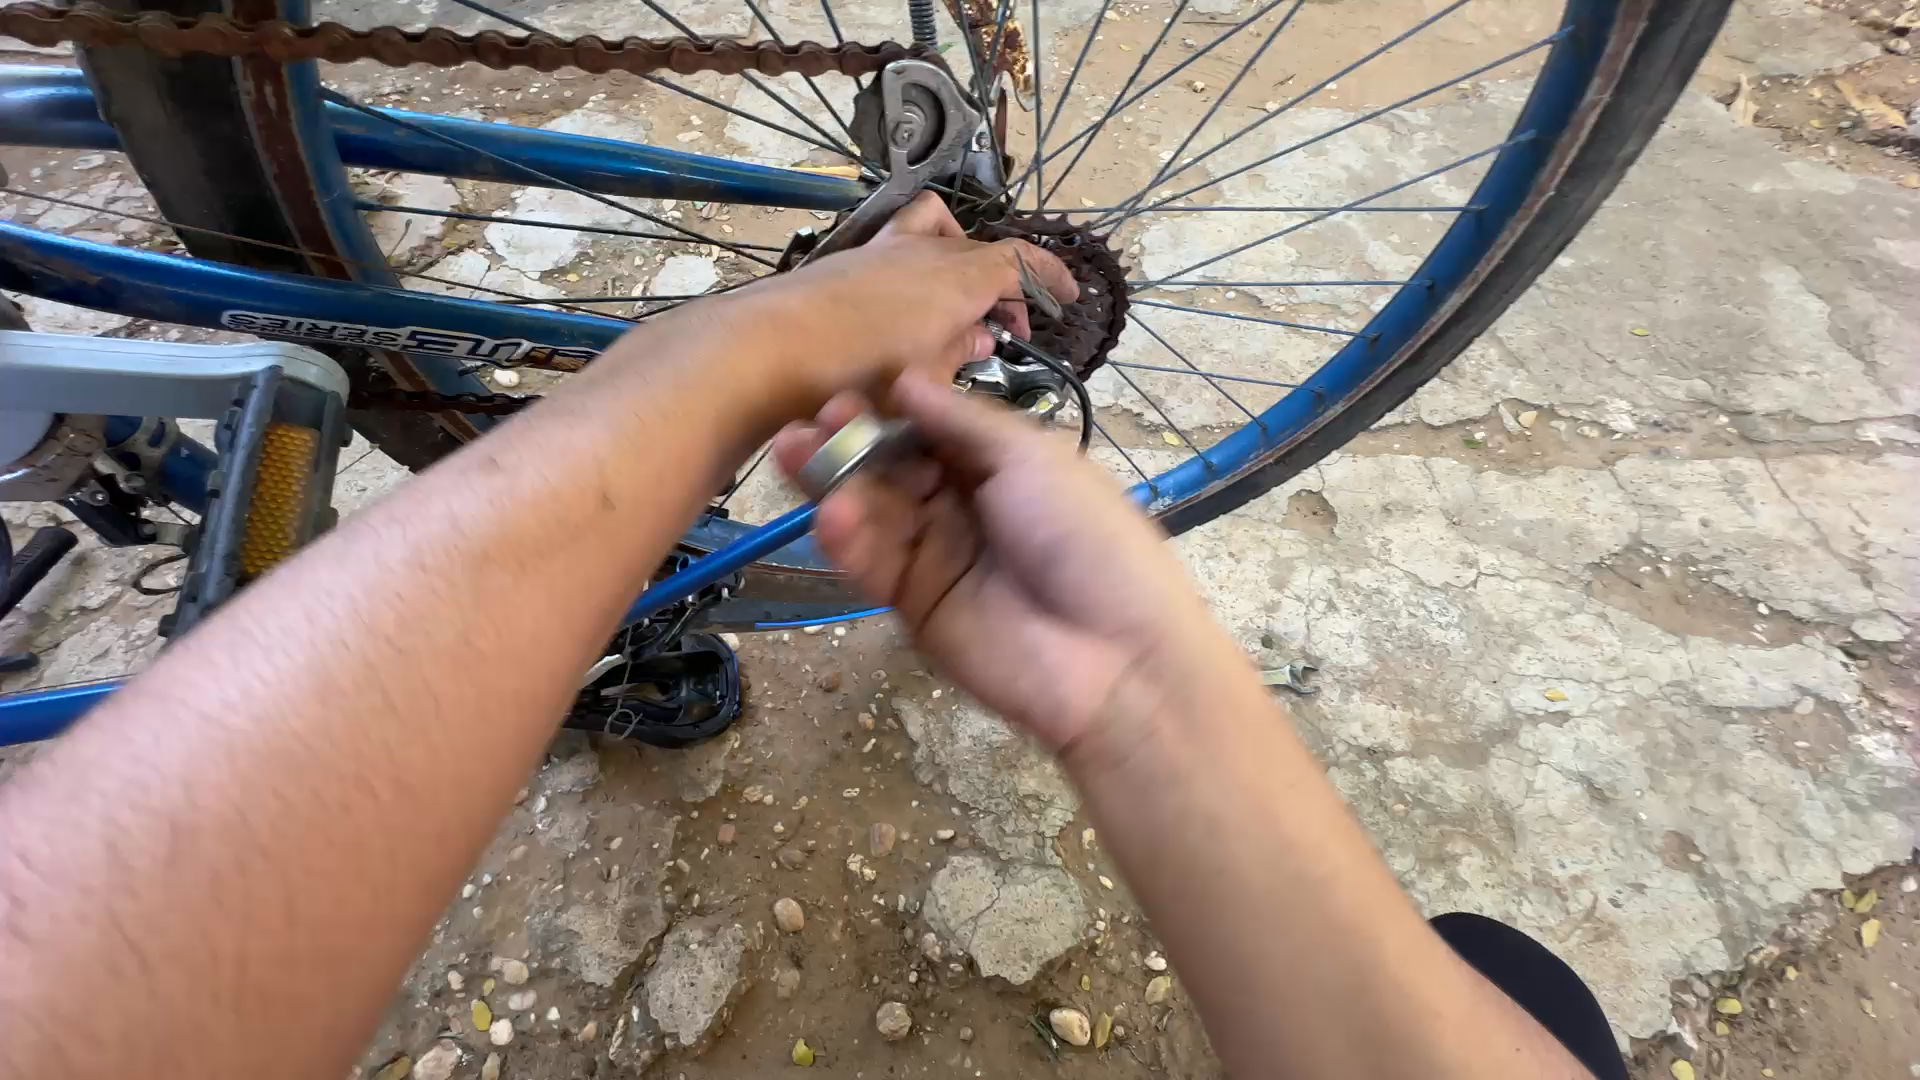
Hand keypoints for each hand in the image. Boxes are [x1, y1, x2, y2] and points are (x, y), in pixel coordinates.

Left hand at [741, 191, 1078, 406]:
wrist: (762, 351)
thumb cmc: (854, 375)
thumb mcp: (922, 379)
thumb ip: (957, 353)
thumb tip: (979, 336)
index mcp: (956, 279)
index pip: (1020, 260)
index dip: (1050, 276)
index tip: (1069, 297)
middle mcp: (922, 251)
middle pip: (979, 252)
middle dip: (1002, 287)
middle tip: (1002, 331)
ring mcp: (881, 249)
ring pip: (938, 239)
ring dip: (958, 271)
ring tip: (953, 316)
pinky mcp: (847, 261)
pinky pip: (900, 251)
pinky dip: (918, 273)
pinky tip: (902, 316)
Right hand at [772, 372, 1242, 753]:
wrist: (1114, 654)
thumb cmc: (1085, 535)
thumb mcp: (1034, 458)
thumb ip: (963, 422)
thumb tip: (907, 380)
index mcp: (998, 466)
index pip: (927, 431)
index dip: (888, 414)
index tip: (848, 394)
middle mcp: (962, 506)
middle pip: (892, 470)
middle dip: (849, 446)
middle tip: (805, 427)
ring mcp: (937, 556)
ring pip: (874, 513)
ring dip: (835, 485)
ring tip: (796, 456)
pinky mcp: (915, 604)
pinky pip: (875, 564)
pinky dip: (848, 538)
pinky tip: (830, 514)